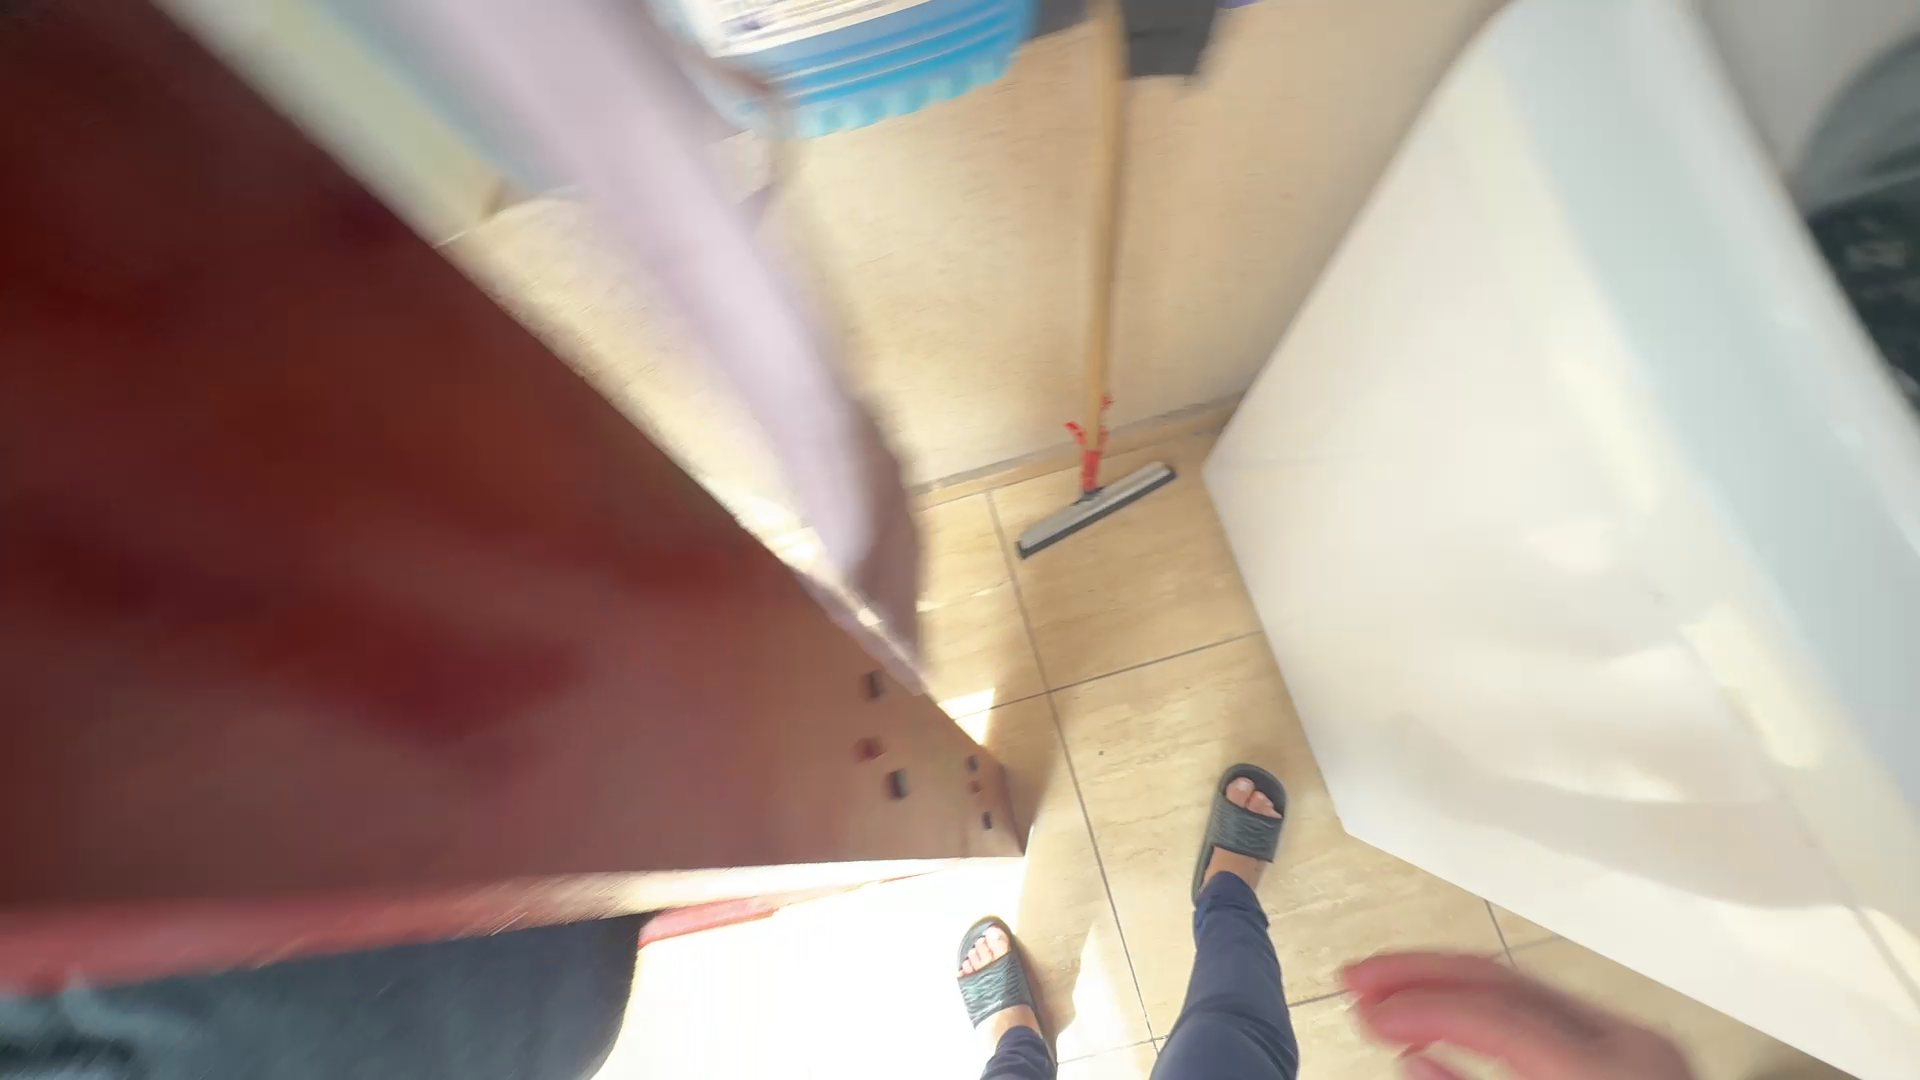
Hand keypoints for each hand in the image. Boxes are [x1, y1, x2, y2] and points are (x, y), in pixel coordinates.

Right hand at [1343, 952, 1696, 1079]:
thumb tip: (1412, 1058)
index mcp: (1615, 1068)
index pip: (1497, 1015)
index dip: (1420, 1008)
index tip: (1364, 1013)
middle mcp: (1629, 1040)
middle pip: (1497, 979)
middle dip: (1414, 974)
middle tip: (1353, 979)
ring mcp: (1630, 1039)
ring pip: (1509, 984)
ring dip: (1433, 982)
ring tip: (1374, 986)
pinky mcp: (1623, 1046)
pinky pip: (1530, 1007)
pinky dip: (1470, 1004)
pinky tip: (1429, 1014)